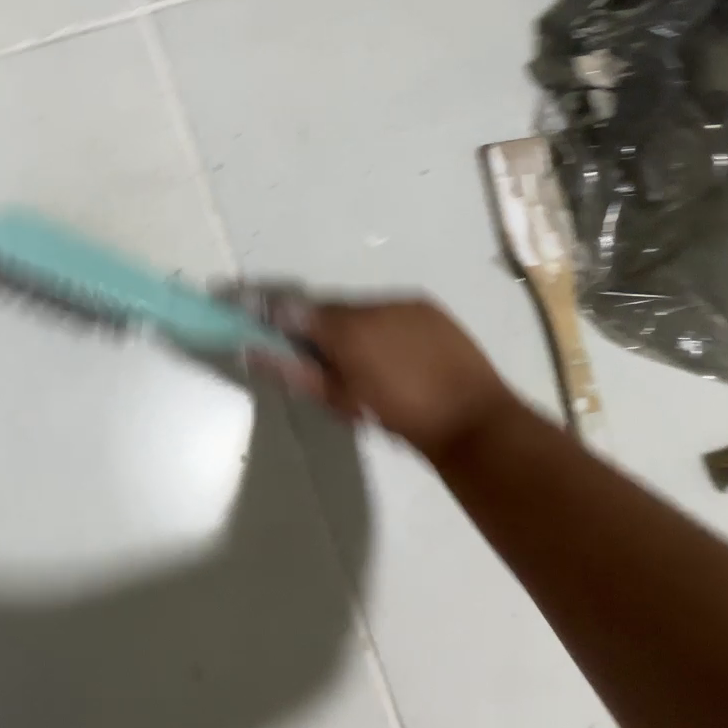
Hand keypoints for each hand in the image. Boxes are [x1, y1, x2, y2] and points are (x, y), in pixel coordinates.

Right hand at [244, 292, 519, 458]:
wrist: (476, 424)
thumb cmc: (398, 417)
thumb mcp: (337, 400)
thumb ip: (291, 370)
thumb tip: (251, 349)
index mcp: (344, 328)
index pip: (292, 310)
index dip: (273, 316)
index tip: (259, 325)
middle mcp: (371, 303)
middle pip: (326, 308)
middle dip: (315, 326)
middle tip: (317, 356)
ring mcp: (403, 303)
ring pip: (359, 309)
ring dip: (349, 326)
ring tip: (359, 359)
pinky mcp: (429, 308)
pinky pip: (388, 310)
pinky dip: (379, 326)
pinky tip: (389, 353)